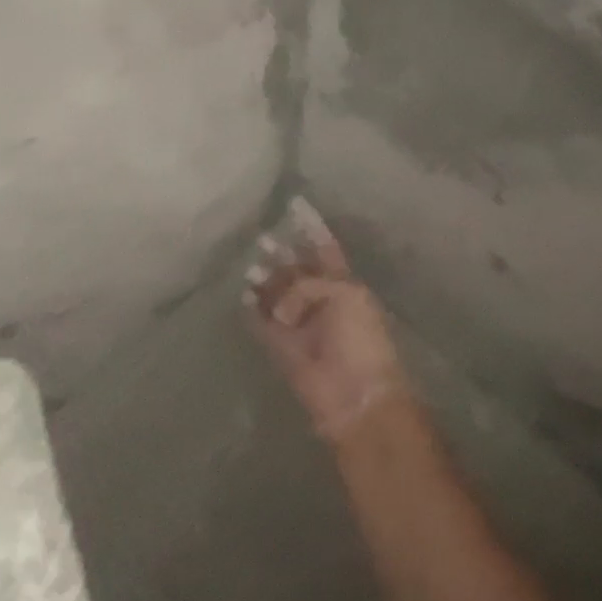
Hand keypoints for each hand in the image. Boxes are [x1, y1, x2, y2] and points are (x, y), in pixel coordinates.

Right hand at [246, 199, 408, 440]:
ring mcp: (300, 324)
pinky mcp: (281, 346)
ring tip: (248, 267)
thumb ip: (308, 284)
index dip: (311, 228)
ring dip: (264, 280)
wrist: (354, 396)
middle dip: (282, 253)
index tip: (294, 205)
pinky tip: (242, 295)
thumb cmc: (359, 341)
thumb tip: (278, 302)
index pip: (325, 249)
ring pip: (277, 295)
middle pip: (297, 271)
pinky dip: (252, 309)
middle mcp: (321, 302)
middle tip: (260, 237)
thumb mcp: (344, 296)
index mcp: (346, 286)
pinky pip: (261, 322)